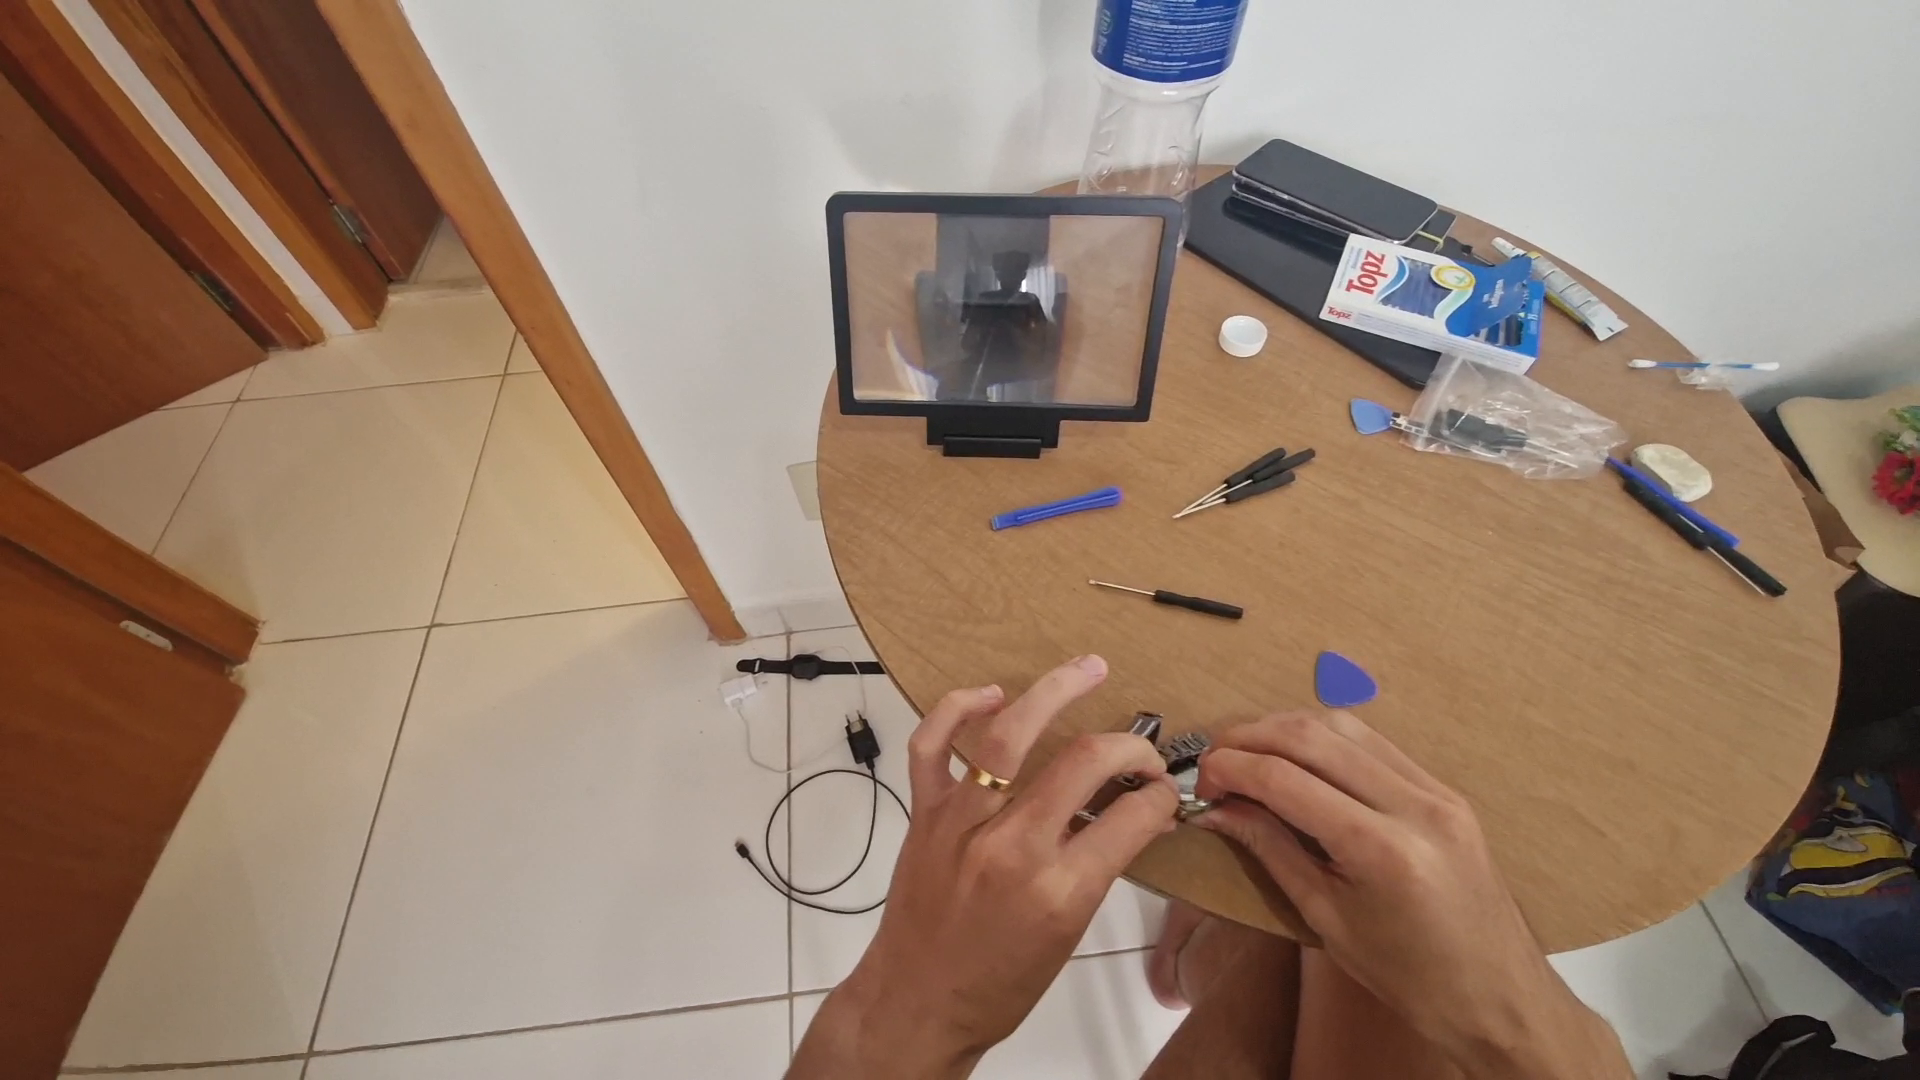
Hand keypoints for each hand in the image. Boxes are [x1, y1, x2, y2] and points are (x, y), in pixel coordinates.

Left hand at [789, 655, 1178, 1079]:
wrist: (918, 1001)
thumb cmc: (1001, 981)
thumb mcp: (1069, 934)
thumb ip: (1100, 866)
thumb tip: (1136, 812)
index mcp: (1058, 891)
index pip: (1129, 818)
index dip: (1159, 794)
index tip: (1163, 788)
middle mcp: (1011, 849)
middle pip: (1081, 763)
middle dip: (1128, 745)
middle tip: (1142, 747)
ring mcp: (961, 824)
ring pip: (1006, 737)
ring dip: (1053, 692)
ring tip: (1087, 667)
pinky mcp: (924, 812)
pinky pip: (931, 745)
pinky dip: (957, 709)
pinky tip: (991, 694)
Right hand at [1193, 710, 1630, 1078]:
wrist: (1504, 999)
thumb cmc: (1408, 977)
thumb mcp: (1324, 917)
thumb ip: (1268, 848)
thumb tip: (1216, 806)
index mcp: (1382, 850)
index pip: (1285, 779)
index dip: (1230, 769)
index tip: (1200, 781)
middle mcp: (1414, 805)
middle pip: (1310, 736)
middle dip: (1248, 737)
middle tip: (1214, 759)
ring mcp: (1435, 790)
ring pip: (1339, 724)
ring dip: (1282, 727)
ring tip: (1246, 750)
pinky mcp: (1442, 787)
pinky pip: (1369, 740)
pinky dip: (1320, 737)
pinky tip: (1295, 755)